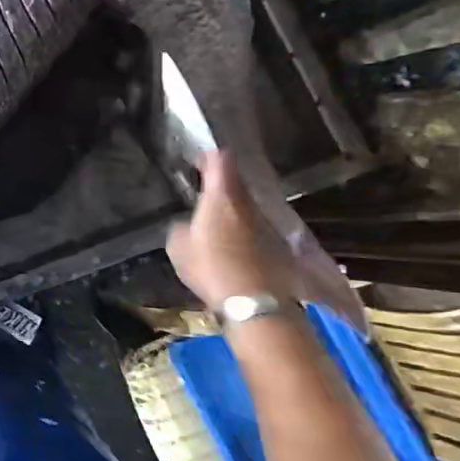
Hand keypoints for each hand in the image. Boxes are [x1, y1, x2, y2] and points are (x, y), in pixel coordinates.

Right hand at [166, 152, 299, 311]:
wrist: (256, 303)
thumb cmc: (211, 267)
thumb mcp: (179, 246)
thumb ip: (182, 228)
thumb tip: (189, 225)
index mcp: (221, 198)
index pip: (221, 162)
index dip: (210, 157)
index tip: (199, 158)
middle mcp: (249, 205)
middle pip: (237, 184)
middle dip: (222, 184)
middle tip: (204, 189)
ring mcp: (268, 225)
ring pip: (248, 207)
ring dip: (234, 209)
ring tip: (217, 220)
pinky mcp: (280, 246)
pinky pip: (257, 229)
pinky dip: (245, 230)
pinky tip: (233, 244)